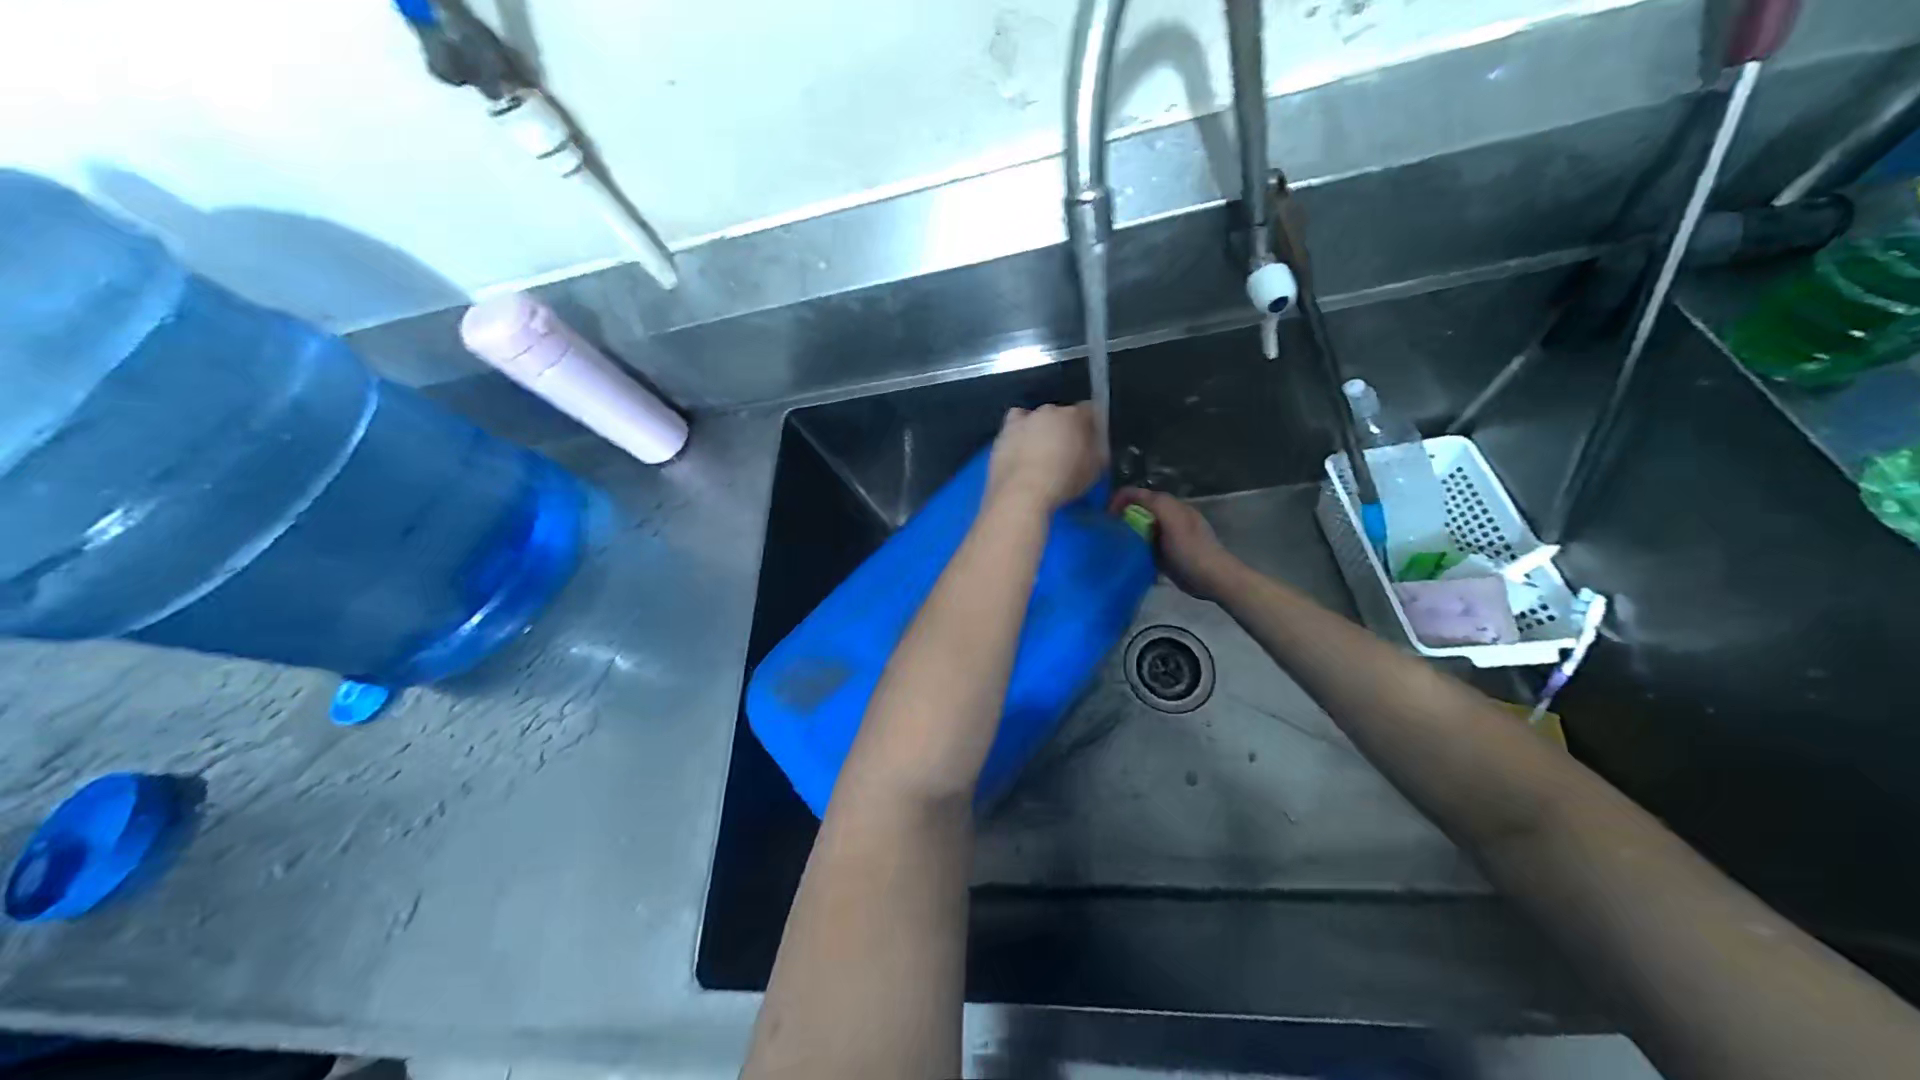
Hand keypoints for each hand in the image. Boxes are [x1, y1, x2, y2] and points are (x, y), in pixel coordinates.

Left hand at [986, 403, 1105, 511]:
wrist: (1022, 492)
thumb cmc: (1064, 481)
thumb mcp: (1094, 470)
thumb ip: (1098, 451)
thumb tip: (1097, 444)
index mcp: (1075, 416)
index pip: (1089, 410)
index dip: (1091, 424)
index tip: (1091, 438)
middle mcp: (1049, 411)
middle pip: (1062, 414)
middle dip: (1065, 428)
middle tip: (1065, 449)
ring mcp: (1024, 419)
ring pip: (1037, 417)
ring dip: (1041, 428)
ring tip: (1040, 450)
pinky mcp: (1004, 431)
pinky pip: (1015, 425)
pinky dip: (1019, 432)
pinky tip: (1020, 446)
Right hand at [1110, 488, 1243, 600]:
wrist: (1212, 578)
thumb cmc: (1190, 550)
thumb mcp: (1173, 521)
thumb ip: (1156, 503)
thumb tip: (1131, 497)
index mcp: (1171, 506)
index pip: (1139, 494)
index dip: (1120, 500)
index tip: (1106, 517)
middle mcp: (1169, 517)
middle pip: (1139, 510)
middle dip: (1121, 516)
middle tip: (1108, 532)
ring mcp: (1168, 535)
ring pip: (1141, 527)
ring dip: (1128, 532)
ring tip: (1114, 544)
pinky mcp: (1167, 553)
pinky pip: (1146, 544)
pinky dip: (1136, 547)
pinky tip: (1130, 556)